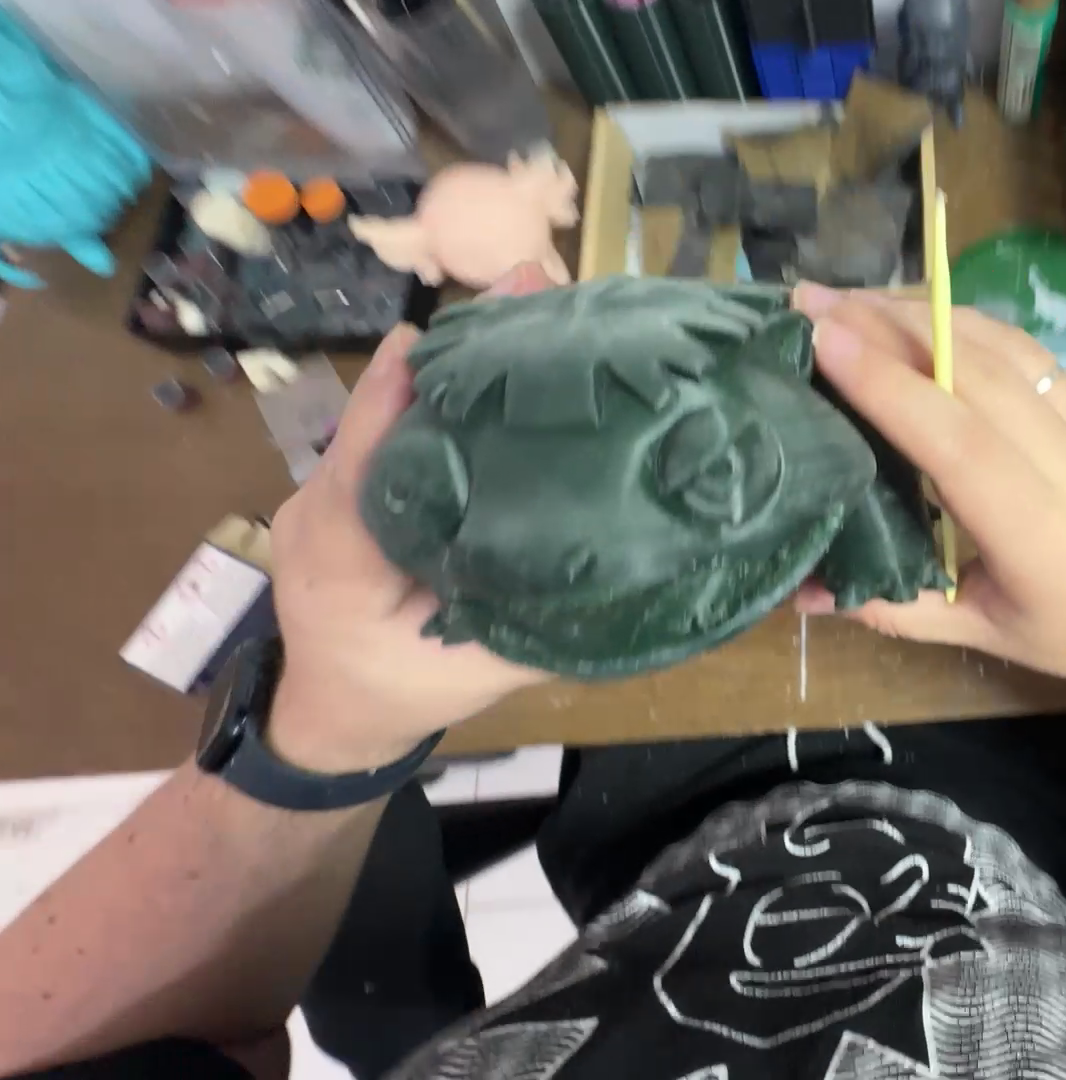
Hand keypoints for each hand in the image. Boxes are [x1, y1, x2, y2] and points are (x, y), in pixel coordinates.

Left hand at [266, 264, 557, 771]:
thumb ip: (538, 632)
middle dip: (457, 350)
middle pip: (387, 411)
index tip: (453, 338)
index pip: (371, 464)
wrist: (333, 711)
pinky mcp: (353, 483)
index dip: (406, 399)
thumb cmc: (406, 690)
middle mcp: (327, 506)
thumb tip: (625, 585)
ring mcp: (332, 490)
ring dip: (460, 360)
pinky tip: (510, 365)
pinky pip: (398, 429)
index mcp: (349, 559)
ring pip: (393, 411)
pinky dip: (452, 391)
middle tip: (523, 289)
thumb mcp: (483, 674)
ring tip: (531, 309)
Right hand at [790, 284, 1065, 692]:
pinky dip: (969, 326)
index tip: (823, 338)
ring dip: (927, 311)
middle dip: (889, 325)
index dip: (889, 384)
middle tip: (811, 301)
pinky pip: (1030, 354)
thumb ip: (894, 607)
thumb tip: (801, 591)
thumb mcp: (985, 635)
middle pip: (976, 373)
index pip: (958, 440)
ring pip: (1005, 348)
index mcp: (1037, 532)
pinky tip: (926, 316)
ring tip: (855, 297)